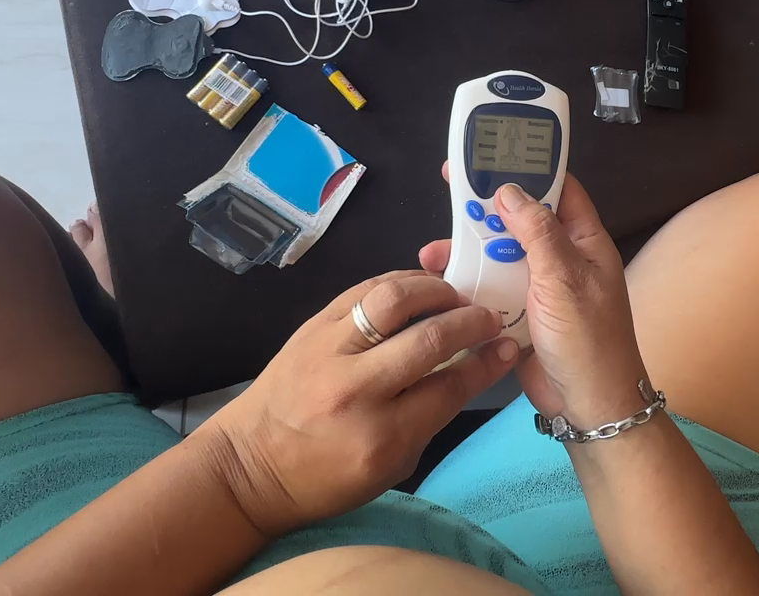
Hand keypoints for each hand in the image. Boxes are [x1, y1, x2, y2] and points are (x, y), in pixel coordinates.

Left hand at [208, 271, 518, 535]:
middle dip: (470, 322)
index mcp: (380, 438)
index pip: (448, 388)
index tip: (507, 345)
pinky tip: (418, 286)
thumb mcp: (391, 466)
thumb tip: (476, 364)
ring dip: (435, 289)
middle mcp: (356, 390)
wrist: (251, 463)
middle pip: (428, 339)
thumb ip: (432, 414)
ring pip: (393, 299)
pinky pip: (364, 289)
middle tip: (487, 316)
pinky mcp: (312, 325)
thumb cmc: (326, 476)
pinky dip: (399, 282)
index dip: (487, 363)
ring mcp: (329, 351)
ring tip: (453, 293)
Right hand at [422, 168, 650, 428]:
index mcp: (583, 239)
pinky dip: (468, 279)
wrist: (588, 409)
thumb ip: (537, 232)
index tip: (495, 151)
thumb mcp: (564, 278)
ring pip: (499, 251)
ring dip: (469, 245)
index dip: (528, 167)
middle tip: (452, 185)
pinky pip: (490, 284)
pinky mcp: (519, 310)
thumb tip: (509, 189)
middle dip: (486, 205)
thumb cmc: (587, 339)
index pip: (557, 188)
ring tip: (435, 244)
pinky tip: (442, 278)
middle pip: (520, 217)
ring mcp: (539, 284)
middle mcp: (560, 255)